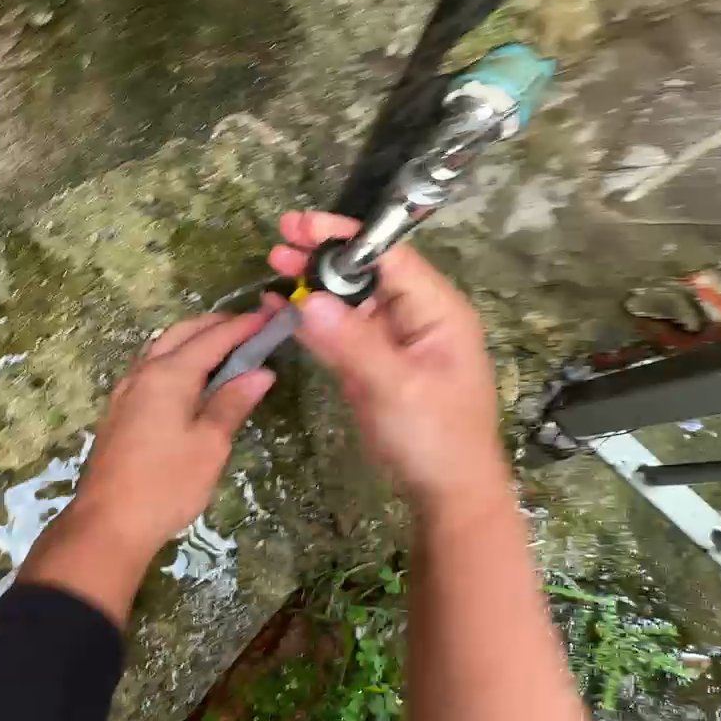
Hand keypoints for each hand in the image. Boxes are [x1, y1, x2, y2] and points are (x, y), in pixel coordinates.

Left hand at [20, 311, 277, 623]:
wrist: (108, 522)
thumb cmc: (167, 484)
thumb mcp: (210, 445)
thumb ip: (233, 403)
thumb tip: (261, 372)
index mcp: (169, 375)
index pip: (212, 339)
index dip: (243, 326)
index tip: (271, 316)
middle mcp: (143, 372)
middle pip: (183, 334)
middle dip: (216, 325)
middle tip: (250, 327)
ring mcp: (126, 390)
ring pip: (162, 347)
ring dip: (193, 339)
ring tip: (224, 347)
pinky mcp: (120, 409)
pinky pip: (150, 366)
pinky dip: (175, 358)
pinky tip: (189, 376)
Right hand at [268, 211, 509, 522]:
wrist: (447, 494)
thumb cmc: (435, 437)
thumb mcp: (396, 387)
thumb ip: (352, 341)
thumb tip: (306, 299)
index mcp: (435, 311)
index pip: (389, 257)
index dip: (346, 237)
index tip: (301, 226)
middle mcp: (414, 318)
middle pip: (366, 273)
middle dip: (324, 255)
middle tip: (279, 239)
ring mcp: (392, 342)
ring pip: (348, 301)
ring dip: (313, 284)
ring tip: (273, 266)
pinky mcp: (372, 365)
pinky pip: (339, 333)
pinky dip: (311, 320)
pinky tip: (280, 310)